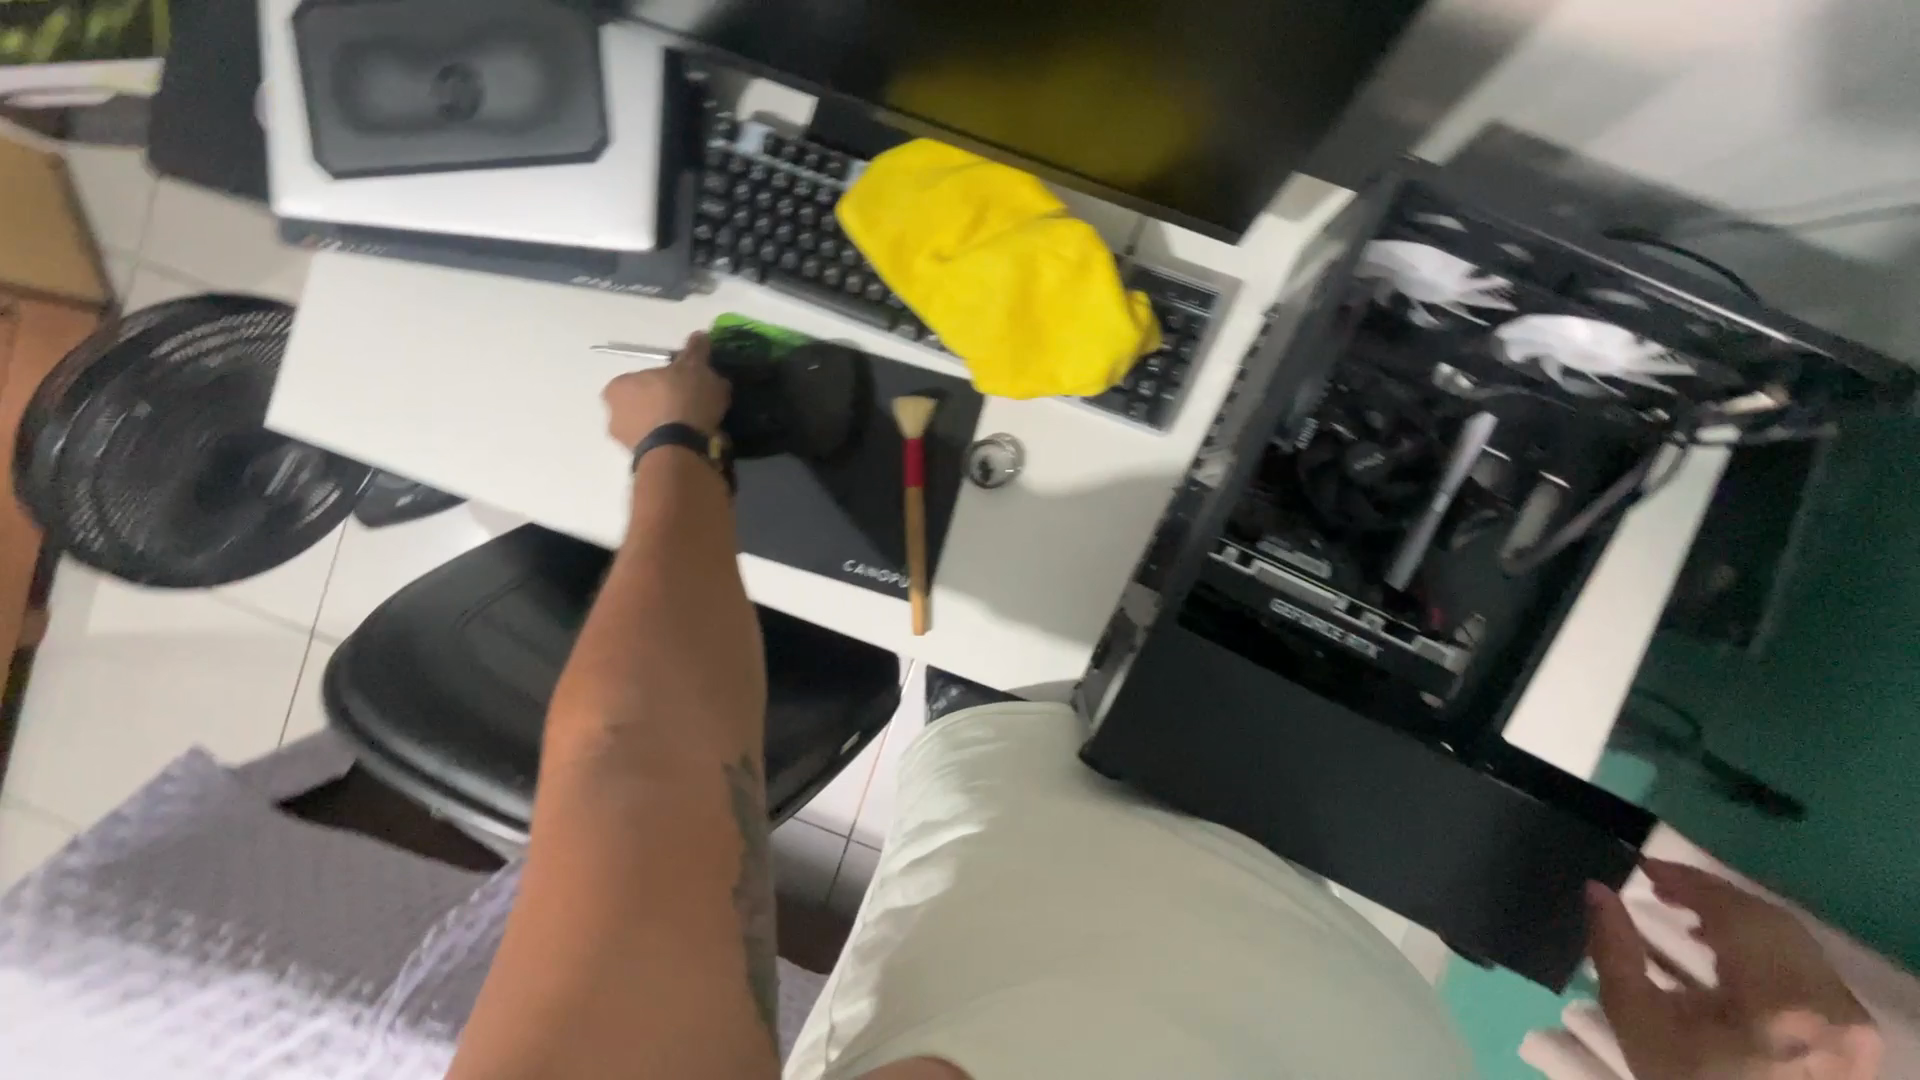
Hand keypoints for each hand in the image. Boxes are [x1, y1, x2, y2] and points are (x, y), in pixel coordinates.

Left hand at [602, 331, 730, 450]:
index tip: (688, 386)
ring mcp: (626, 444)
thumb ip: (696, 351)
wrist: (681, 448)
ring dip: (670, 429)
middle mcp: (613, 415)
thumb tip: (700, 335)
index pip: (643, 379)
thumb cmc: (681, 400)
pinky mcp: (643, 465)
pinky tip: (696, 444)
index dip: (667, 382)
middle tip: (694, 407)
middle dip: (664, 407)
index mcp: (617, 386)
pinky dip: (675, 446)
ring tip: (699, 429)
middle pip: (644, 406)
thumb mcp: (695, 368)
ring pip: (652, 431)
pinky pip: (662, 449)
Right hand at [1587, 860, 1881, 1079]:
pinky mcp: (1855, 1035)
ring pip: (1792, 940)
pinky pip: (1806, 966)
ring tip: (1684, 910)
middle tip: (1658, 884)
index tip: (1644, 868)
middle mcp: (1828, 1005)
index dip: (1689, 882)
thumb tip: (1597, 890)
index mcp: (1775, 1000)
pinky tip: (1723, 947)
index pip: (1735, 913)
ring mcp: (1851, 1023)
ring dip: (1736, 915)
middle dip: (1711, 894)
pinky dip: (1761, 942)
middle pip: (1770, 920)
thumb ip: (1613, 949)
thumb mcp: (1635, 1019)